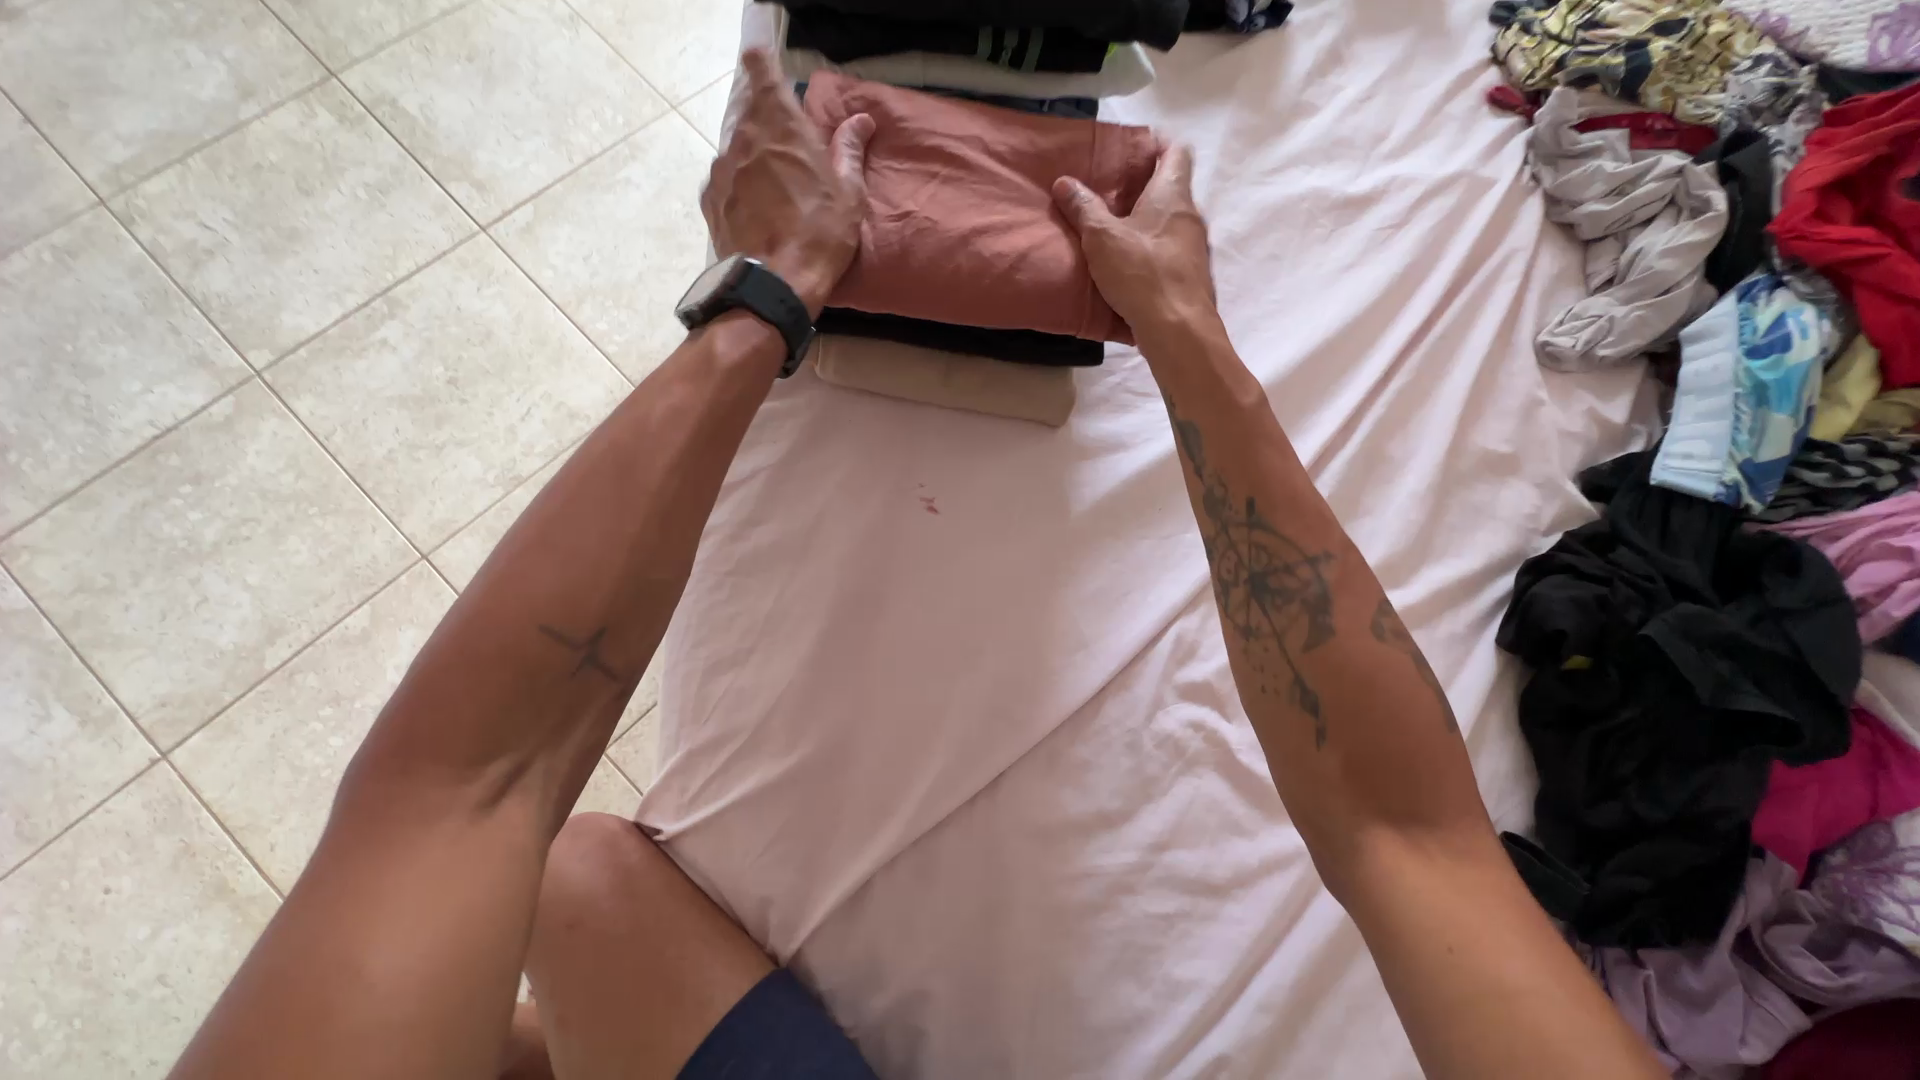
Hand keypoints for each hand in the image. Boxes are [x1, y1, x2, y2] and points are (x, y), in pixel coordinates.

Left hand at [701, 48, 873, 316]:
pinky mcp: (710, 198)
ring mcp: (722, 168)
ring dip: (754, 156)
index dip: (762, 62)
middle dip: (768, 120)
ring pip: (738, 147)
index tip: (765, 61)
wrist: (774, 285)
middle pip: (750, 111)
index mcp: (782, 127)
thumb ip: (850, 151)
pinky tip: (758, 209)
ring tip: (775, 187)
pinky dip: (741, 185)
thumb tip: (861, 122)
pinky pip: (727, 179)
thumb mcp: (849, 194)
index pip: (761, 70)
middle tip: (789, 146)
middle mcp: (745, 138)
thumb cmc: (819, 236)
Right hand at [1054, 143, 1218, 346]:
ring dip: (1148, 223)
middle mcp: (1191, 217)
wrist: (1178, 330)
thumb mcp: (1102, 239)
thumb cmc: (1142, 274)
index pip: (1177, 152)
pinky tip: (1130, 268)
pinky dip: (1152, 252)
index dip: (1158, 144)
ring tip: (1117, 231)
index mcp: (1173, 195)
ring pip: (1171, 224)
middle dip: (1145, 188)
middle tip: (1114, 192)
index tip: (1135, 148)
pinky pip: (1171, 254)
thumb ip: (1083, 209)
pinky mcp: (1191, 278)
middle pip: (1172, 190)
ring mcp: (1196, 250)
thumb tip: (1064, 182)